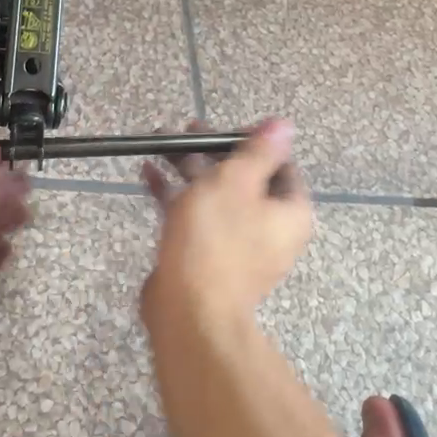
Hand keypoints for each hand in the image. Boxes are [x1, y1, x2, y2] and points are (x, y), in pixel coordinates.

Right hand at [139, 119, 310, 326]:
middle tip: (184, 131)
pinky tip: (148, 174)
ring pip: (215, 195)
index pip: (280, 164)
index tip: (221, 128)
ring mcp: (238, 246)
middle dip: (212, 152)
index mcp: (289, 213)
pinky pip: (195, 216)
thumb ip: (259, 150)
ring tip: (159, 144)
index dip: (252, 141)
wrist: (189, 311)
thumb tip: (285, 124)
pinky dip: (175, 194)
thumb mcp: (236, 181)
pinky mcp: (207, 257)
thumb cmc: (216, 238)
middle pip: (244, 178)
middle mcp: (270, 229)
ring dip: (189, 168)